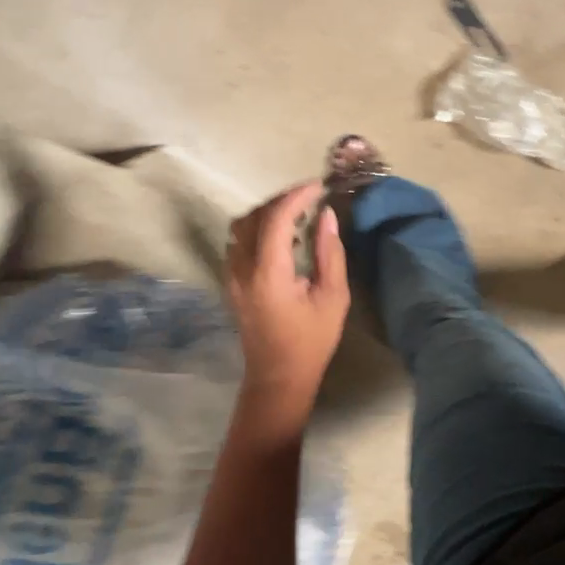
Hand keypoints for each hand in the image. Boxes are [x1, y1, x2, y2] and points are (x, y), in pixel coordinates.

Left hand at [225, 181, 349, 409]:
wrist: (278, 378)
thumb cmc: (311, 342)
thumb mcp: (333, 298)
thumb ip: (330, 253)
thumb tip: (326, 216)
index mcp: (268, 272)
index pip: (276, 217)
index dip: (297, 196)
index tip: (319, 186)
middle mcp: (242, 268)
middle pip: (254, 216)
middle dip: (281, 201)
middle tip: (310, 200)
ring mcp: (232, 276)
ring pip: (241, 227)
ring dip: (266, 214)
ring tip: (295, 218)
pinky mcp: (231, 283)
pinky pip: (238, 243)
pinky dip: (257, 231)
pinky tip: (281, 241)